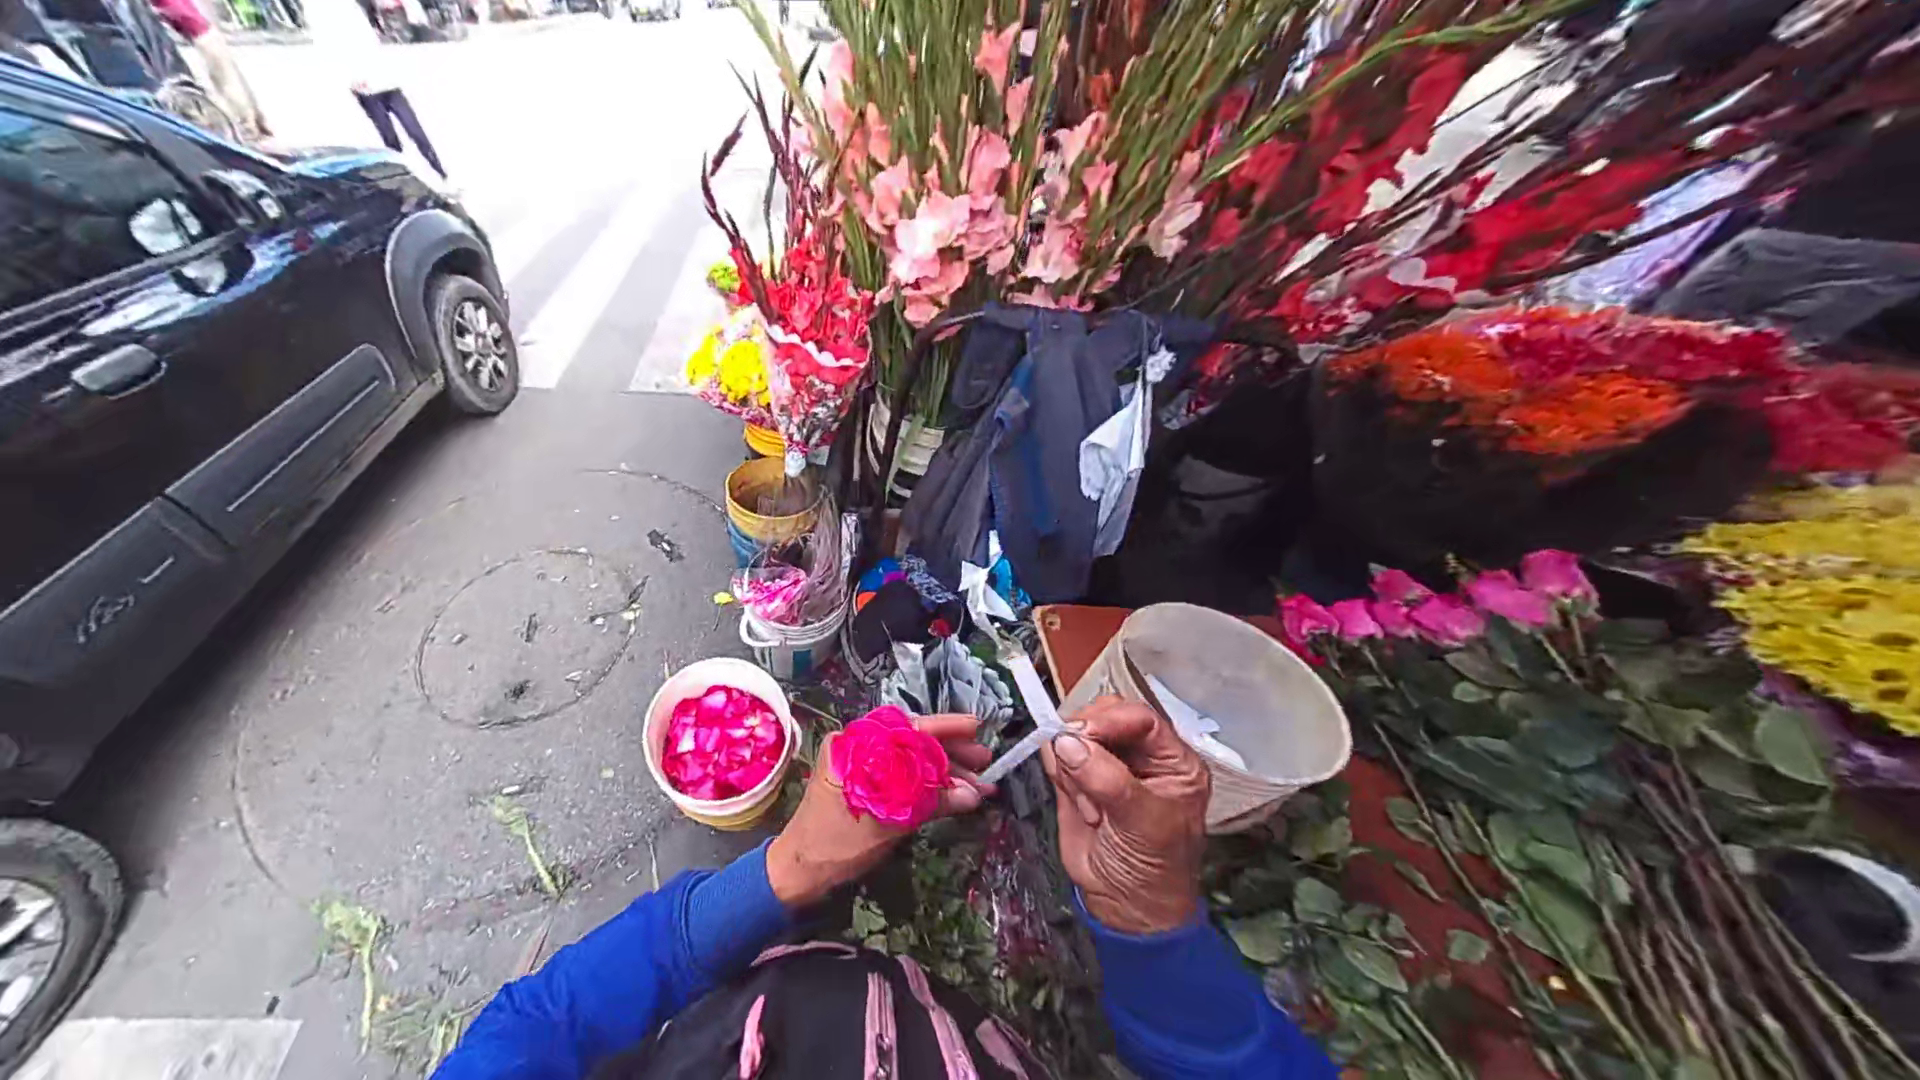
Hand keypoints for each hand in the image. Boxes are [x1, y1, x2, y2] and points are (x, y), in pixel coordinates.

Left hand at [765, 714, 992, 907]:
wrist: (798, 873)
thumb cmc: (835, 844)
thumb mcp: (887, 824)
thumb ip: (930, 804)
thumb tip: (973, 795)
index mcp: (856, 745)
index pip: (908, 728)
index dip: (945, 728)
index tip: (976, 727)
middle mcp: (860, 747)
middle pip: (914, 741)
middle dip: (951, 752)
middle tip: (985, 760)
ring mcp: (864, 765)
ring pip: (913, 759)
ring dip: (945, 772)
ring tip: (980, 784)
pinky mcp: (868, 783)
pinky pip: (905, 775)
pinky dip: (929, 785)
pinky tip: (955, 793)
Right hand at [1042, 696, 1209, 935]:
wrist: (1125, 908)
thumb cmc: (1154, 869)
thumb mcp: (1144, 824)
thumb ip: (1110, 780)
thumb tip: (1069, 743)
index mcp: (1172, 759)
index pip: (1140, 718)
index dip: (1110, 720)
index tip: (1082, 733)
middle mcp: (1139, 754)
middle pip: (1103, 716)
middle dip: (1086, 740)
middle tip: (1079, 768)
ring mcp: (1105, 761)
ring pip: (1074, 732)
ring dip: (1072, 765)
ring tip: (1091, 806)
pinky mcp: (1077, 774)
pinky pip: (1056, 753)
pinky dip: (1058, 772)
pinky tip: (1079, 804)